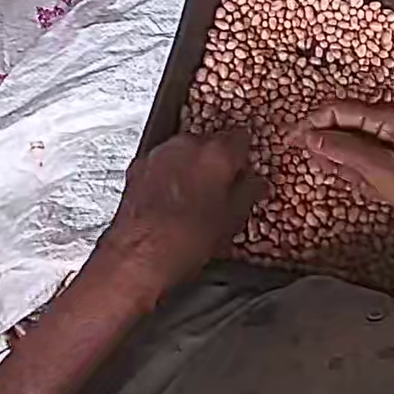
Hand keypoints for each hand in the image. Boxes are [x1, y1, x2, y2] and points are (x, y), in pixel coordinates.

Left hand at [95, 128, 265, 292]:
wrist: (139, 256)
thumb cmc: (185, 239)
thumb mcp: (233, 218)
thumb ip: (249, 191)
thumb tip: (255, 184)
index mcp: (217, 153)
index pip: (241, 137)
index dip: (245, 155)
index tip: (246, 168)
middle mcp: (187, 146)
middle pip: (211, 142)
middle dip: (218, 162)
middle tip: (223, 188)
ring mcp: (160, 154)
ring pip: (185, 152)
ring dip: (193, 167)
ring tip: (197, 198)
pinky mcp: (138, 167)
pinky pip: (163, 164)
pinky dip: (170, 175)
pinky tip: (174, 201)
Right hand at [288, 102, 393, 225]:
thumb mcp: (378, 169)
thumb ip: (344, 150)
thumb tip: (312, 137)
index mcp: (386, 116)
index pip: (338, 109)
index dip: (313, 122)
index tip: (293, 139)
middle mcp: (381, 120)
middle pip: (337, 122)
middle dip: (323, 142)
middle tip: (315, 162)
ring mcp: (379, 136)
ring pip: (341, 139)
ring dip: (335, 157)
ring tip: (345, 176)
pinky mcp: (377, 152)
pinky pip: (351, 153)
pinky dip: (345, 165)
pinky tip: (355, 180)